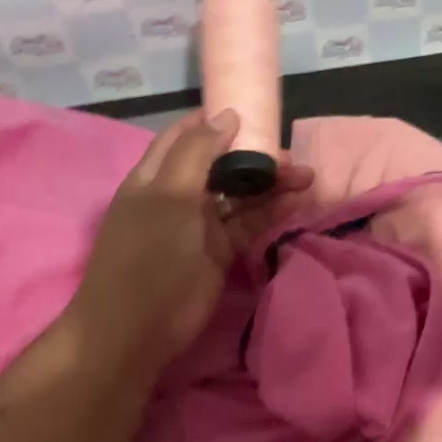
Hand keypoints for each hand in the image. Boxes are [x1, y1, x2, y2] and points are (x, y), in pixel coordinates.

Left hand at [62, 110, 313, 374]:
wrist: (135, 330)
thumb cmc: (148, 255)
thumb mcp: (169, 195)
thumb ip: (198, 152)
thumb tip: (227, 115)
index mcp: (156, 176)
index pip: (186, 136)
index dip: (215, 121)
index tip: (252, 111)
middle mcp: (178, 195)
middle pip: (221, 164)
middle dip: (255, 154)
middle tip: (290, 152)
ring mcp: (199, 225)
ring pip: (240, 193)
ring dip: (270, 182)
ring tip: (307, 175)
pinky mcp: (219, 252)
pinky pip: (248, 223)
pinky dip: (271, 211)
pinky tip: (295, 201)